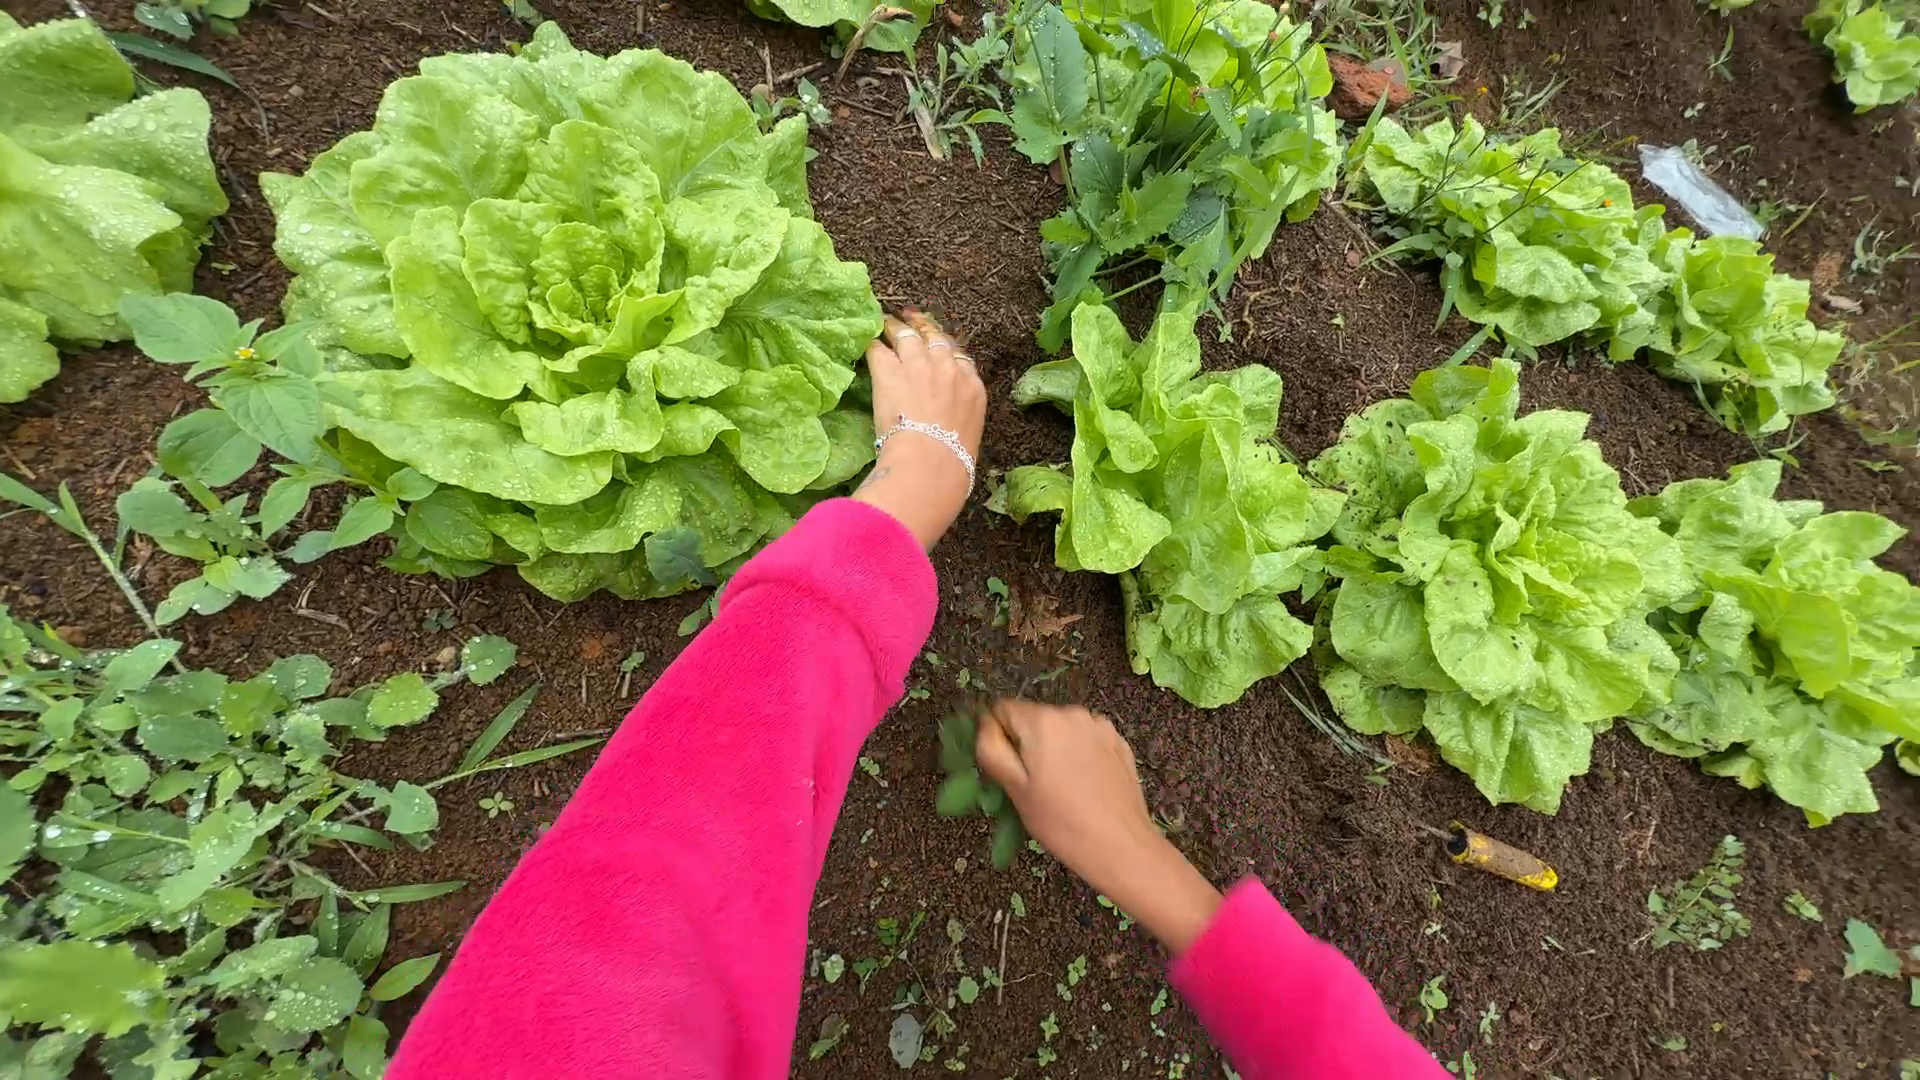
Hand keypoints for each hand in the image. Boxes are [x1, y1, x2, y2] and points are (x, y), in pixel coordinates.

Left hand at [852, 310, 985, 549]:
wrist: (931, 464)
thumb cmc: (952, 465)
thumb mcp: (968, 439)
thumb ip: (960, 423)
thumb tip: (950, 431)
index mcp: (973, 388)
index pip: (960, 358)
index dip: (946, 349)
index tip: (938, 346)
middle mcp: (948, 369)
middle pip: (936, 338)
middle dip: (924, 327)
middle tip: (913, 320)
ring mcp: (918, 366)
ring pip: (907, 335)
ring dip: (896, 327)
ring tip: (886, 322)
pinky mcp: (890, 370)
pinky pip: (878, 349)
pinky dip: (872, 344)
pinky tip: (865, 341)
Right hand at [976, 700, 1221, 953]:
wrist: (1121, 846)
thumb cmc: (1060, 821)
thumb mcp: (1014, 788)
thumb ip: (990, 747)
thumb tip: (985, 722)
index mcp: (1042, 719)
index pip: (1002, 709)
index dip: (998, 736)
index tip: (1008, 768)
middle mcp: (1071, 711)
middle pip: (1033, 718)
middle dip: (1027, 743)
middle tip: (1034, 783)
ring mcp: (1099, 724)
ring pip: (1060, 728)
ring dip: (1054, 746)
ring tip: (1062, 785)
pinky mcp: (1118, 739)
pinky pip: (1085, 737)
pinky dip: (1079, 752)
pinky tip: (1086, 782)